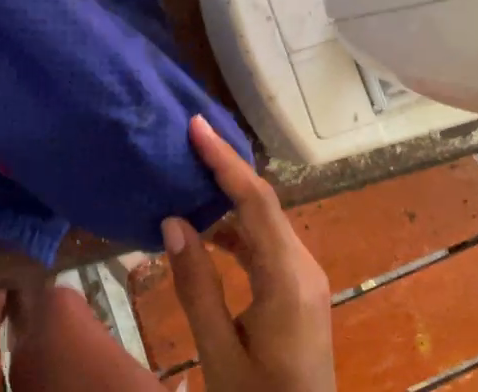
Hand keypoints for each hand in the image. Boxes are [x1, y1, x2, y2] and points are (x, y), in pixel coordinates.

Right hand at [161, 115, 335, 391]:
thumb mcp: (219, 352)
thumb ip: (197, 286)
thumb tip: (173, 220)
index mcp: (287, 279)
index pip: (255, 201)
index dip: (224, 159)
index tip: (195, 124)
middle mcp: (303, 269)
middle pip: (263, 204)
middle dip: (225, 167)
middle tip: (185, 138)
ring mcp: (304, 280)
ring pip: (264, 222)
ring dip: (229, 195)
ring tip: (188, 172)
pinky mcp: (298, 292)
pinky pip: (265, 245)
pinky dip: (236, 227)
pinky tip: (205, 227)